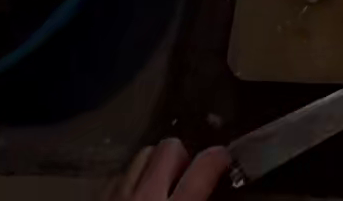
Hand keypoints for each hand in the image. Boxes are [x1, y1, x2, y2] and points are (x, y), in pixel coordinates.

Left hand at [117, 139, 231, 200]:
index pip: (205, 164)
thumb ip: (199, 199)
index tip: (226, 160)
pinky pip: (116, 179)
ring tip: (158, 185)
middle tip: (186, 177)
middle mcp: (146, 197)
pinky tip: (133, 199)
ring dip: (154, 165)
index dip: (220, 158)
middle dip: (181, 156)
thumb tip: (211, 187)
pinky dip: (129, 183)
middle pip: (170, 147)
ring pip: (142, 156)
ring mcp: (117, 199)